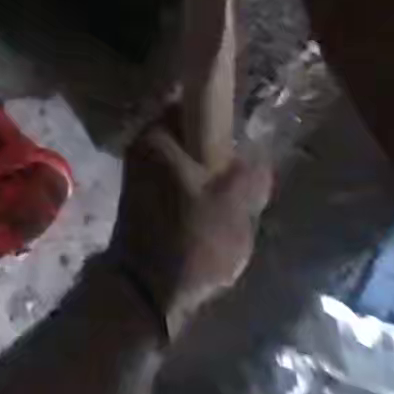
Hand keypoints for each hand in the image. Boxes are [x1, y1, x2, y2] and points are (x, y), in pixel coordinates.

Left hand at [107, 117, 273, 336]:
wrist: (146, 290)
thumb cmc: (190, 238)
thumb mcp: (234, 205)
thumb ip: (251, 174)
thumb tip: (258, 158)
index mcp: (157, 135)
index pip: (190, 102)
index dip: (217, 112)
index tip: (239, 128)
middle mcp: (140, 145)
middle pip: (186, 133)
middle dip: (212, 148)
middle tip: (239, 170)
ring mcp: (135, 172)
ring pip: (180, 159)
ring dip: (202, 173)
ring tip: (228, 198)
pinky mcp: (137, 197)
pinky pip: (171, 180)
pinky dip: (190, 190)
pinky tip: (208, 214)